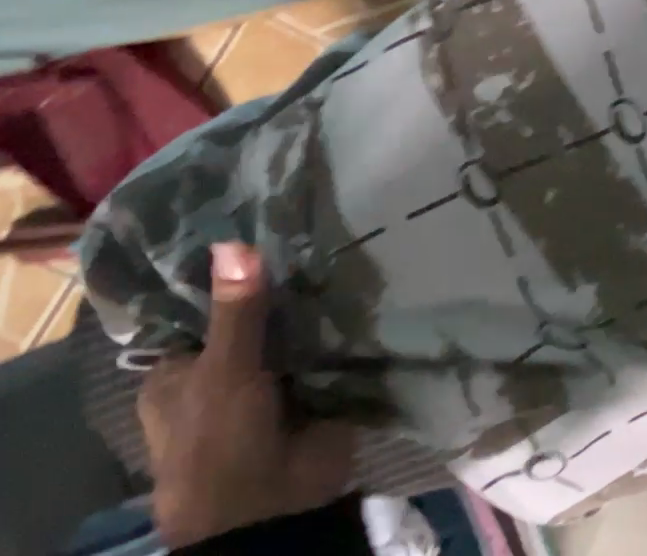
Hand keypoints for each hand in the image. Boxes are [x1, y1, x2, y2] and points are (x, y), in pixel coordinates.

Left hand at [139, 242, 356, 545]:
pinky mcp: (322, 386)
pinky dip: (353, 327)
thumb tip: (235, 241)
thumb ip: (237, 310)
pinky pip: (337, 348)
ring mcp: (278, 379)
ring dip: (326, 305)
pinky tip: (380, 288)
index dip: (235, 274)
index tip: (272, 226)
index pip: (208, 309)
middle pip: (260, 317)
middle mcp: (228, 371)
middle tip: (328, 229)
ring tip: (363, 246)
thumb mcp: (224, 370)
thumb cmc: (221, 439)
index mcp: (183, 370)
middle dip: (291, 285)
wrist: (274, 503)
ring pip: (301, 331)